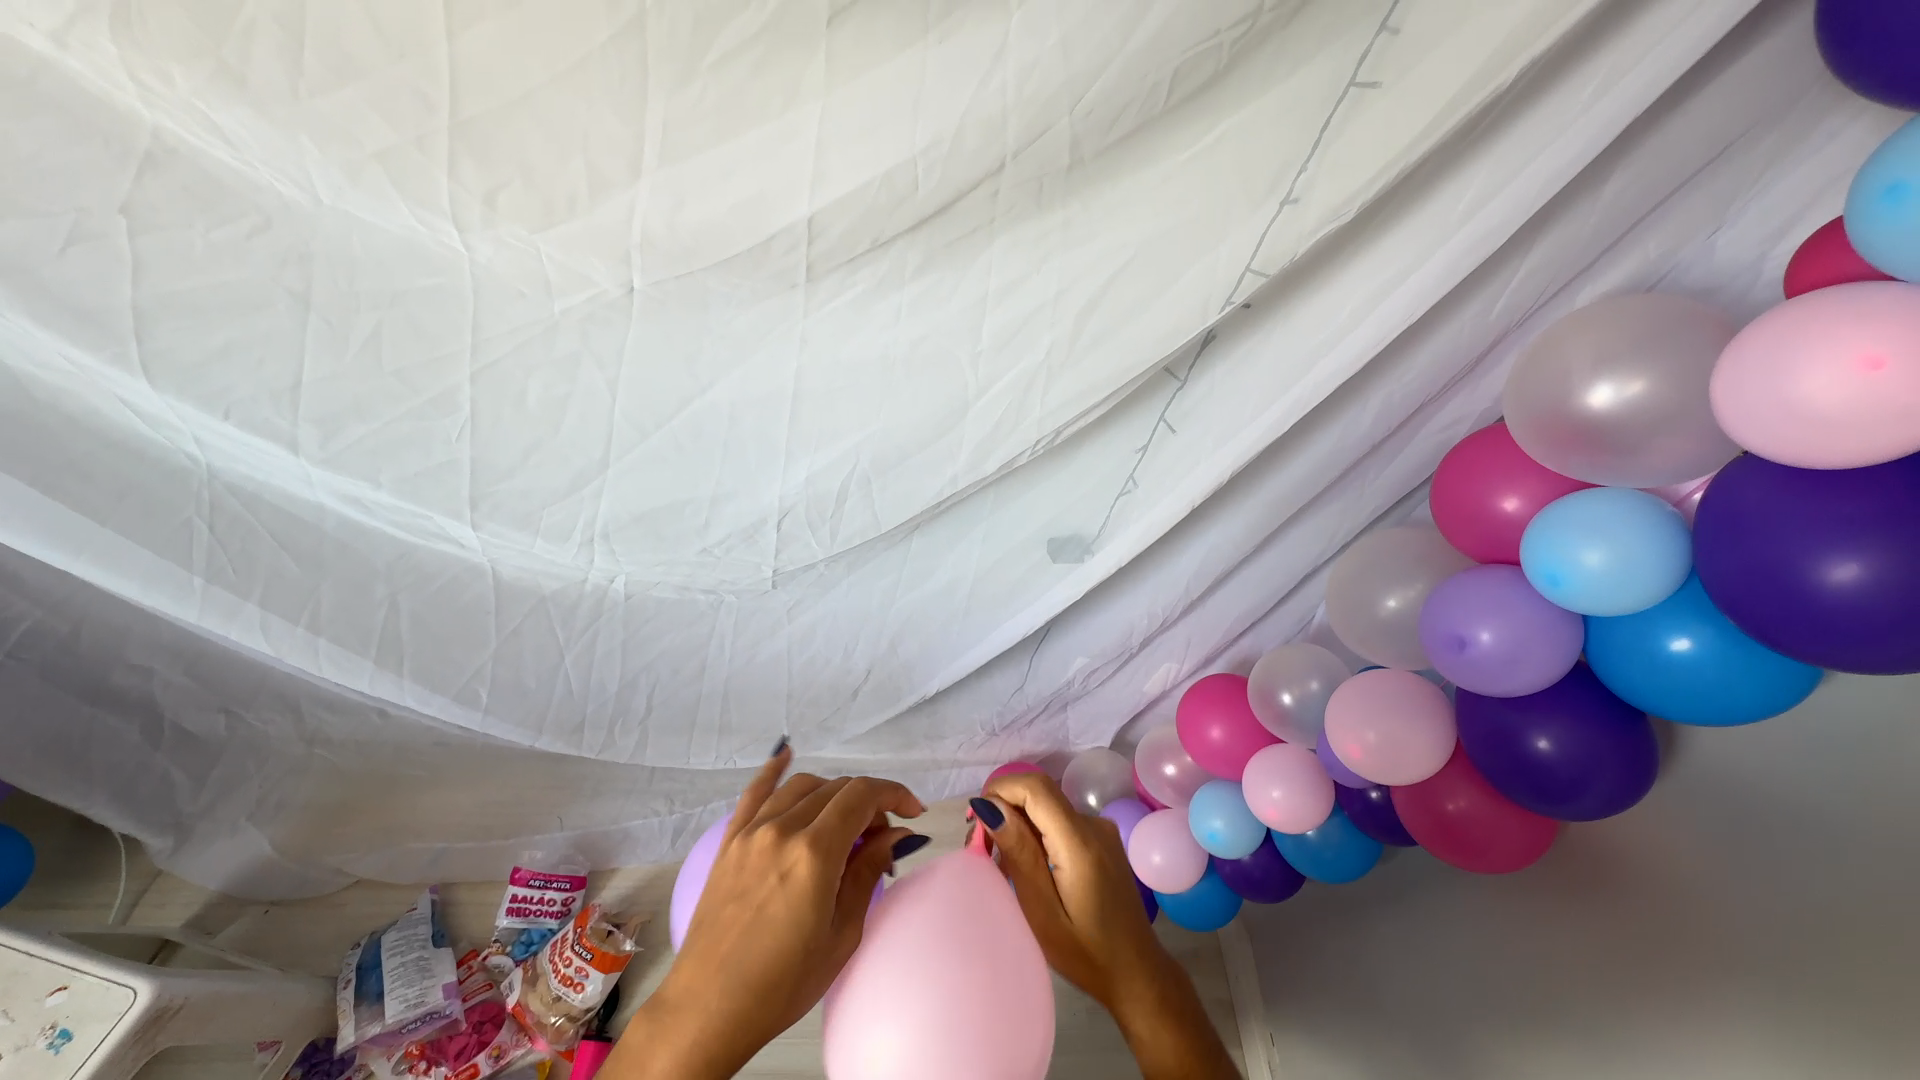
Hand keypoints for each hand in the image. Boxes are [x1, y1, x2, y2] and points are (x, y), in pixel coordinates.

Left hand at [609, 743, 929, 1079]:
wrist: (709, 1007)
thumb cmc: (784, 983)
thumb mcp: (842, 934)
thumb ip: (869, 873)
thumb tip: (896, 834)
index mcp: (814, 853)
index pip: (862, 795)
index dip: (895, 795)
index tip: (914, 812)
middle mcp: (782, 829)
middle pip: (836, 789)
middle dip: (869, 802)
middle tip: (882, 837)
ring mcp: (751, 832)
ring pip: (802, 786)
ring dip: (833, 793)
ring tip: (846, 822)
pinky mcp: (729, 842)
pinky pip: (754, 793)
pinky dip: (773, 770)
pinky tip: (786, 754)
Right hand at [974, 773, 1240, 1079]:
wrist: (1136, 972)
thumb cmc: (1085, 952)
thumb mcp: (1042, 910)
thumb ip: (1019, 853)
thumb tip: (990, 806)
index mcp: (1080, 841)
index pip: (1035, 787)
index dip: (999, 790)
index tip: (974, 822)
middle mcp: (1094, 825)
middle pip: (1039, 794)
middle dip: (1002, 809)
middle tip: (980, 849)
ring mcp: (1100, 831)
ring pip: (1047, 807)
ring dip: (1017, 823)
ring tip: (1000, 865)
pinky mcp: (1101, 841)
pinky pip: (1059, 822)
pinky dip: (1035, 833)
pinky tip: (1026, 867)